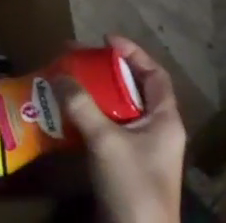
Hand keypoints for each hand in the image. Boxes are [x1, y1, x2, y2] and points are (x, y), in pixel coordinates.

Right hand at [56, 35, 187, 222]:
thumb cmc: (133, 186)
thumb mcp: (106, 140)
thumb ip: (82, 105)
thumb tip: (59, 75)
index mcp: (165, 121)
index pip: (155, 75)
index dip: (133, 54)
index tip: (106, 40)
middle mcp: (157, 132)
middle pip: (133, 90)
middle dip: (104, 72)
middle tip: (75, 57)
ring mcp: (142, 152)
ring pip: (118, 111)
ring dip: (93, 95)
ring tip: (65, 81)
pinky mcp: (125, 168)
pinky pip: (107, 131)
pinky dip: (88, 119)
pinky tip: (65, 116)